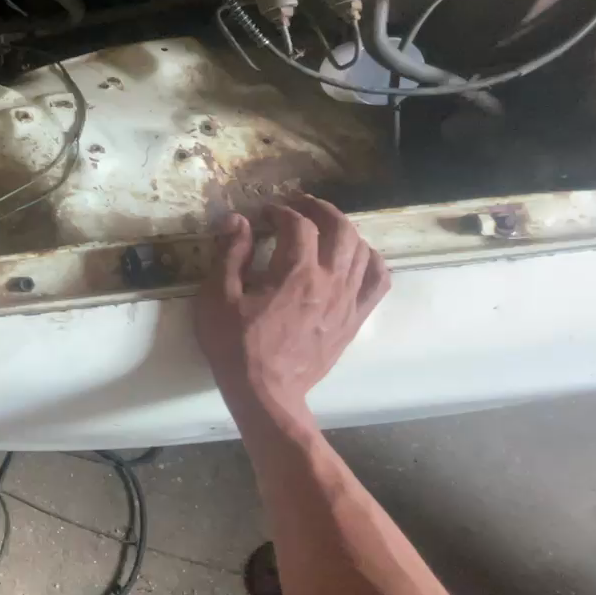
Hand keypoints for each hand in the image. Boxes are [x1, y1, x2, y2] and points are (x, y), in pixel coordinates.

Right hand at [196, 197, 390, 430]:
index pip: (298, 226)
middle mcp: (331, 282)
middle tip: (296, 204)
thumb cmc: (234, 343)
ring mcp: (349, 301)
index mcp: (295, 274)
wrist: (265, 390)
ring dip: (343, 229)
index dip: (280, 211)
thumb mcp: (216, 296)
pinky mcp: (355, 318)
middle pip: (340, 230)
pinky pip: (378, 280)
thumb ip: (230, 254)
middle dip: (318, 210)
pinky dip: (370, 259)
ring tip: (323, 224)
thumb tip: (237, 219)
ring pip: (362, 251)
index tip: (261, 212)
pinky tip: (356, 255)